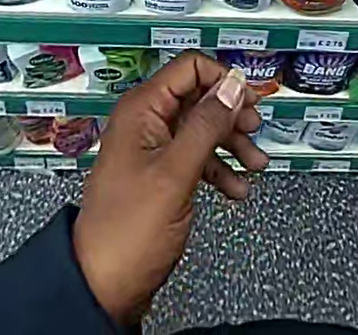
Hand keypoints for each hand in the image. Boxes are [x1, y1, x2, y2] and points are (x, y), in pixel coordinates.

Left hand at [73, 52, 268, 324]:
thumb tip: (233, 85)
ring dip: (231, 143)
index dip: (221, 78)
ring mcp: (153, 147)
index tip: (248, 99)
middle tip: (255, 129)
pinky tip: (237, 188)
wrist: (101, 290)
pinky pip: (196, 157)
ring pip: (201, 128)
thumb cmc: (131, 229)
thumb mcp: (175, 172)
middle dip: (231, 113)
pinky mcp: (160, 174)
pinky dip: (218, 168)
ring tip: (256, 163)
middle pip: (199, 97)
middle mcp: (147, 120)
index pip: (189, 68)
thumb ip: (207, 124)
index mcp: (143, 108)